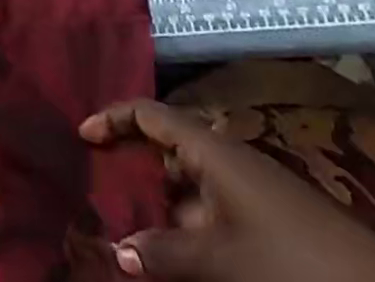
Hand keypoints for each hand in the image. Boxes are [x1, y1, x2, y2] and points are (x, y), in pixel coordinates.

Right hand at [81, 100, 374, 281]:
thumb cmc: (291, 260)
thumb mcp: (221, 259)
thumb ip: (164, 253)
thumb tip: (115, 252)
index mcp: (211, 150)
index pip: (149, 114)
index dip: (113, 119)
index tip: (83, 136)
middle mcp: (226, 159)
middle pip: (166, 148)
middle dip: (132, 168)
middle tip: (100, 190)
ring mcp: (248, 189)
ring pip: (188, 185)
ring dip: (159, 205)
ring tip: (129, 229)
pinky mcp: (266, 219)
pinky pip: (210, 210)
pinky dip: (186, 225)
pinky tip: (176, 255)